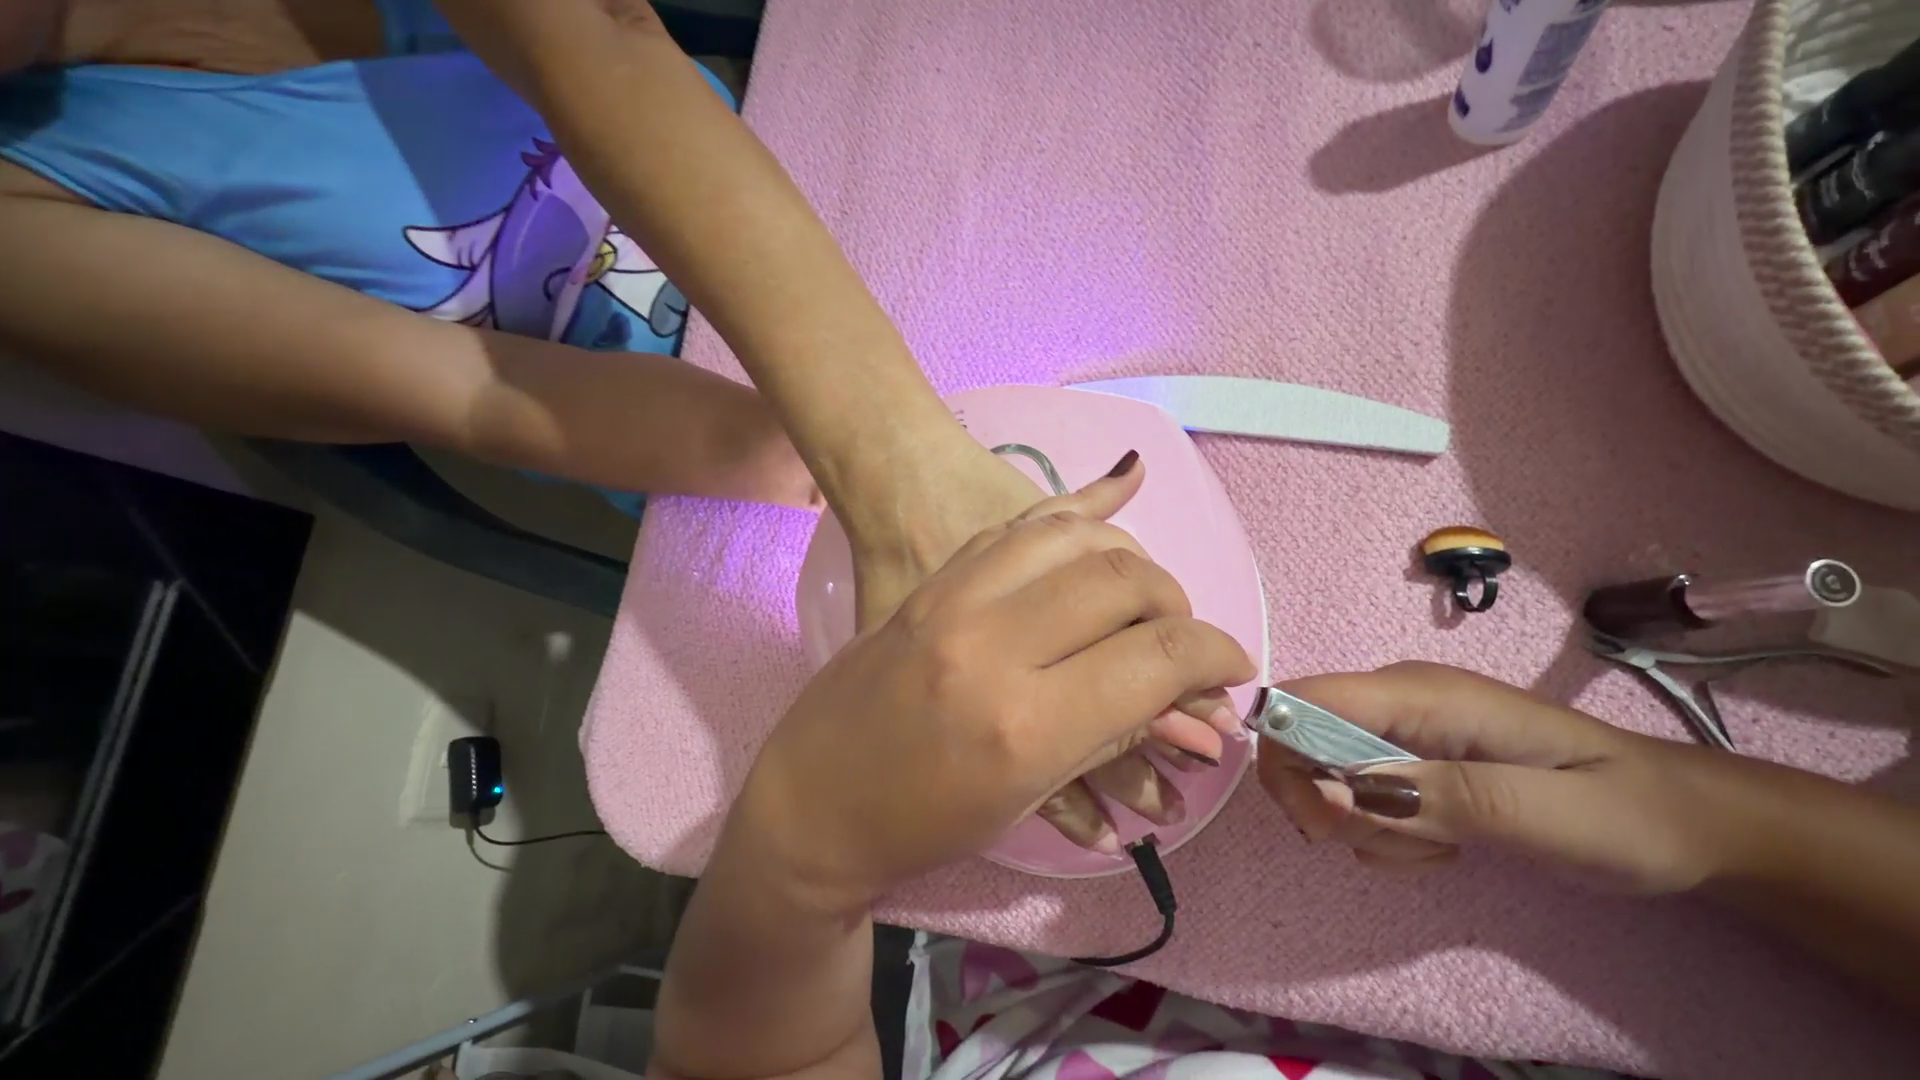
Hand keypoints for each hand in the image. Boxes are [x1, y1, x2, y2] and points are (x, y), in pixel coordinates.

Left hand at [852, 447, 1241, 852]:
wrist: (813, 799)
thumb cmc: (921, 823)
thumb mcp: (1027, 795)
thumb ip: (1109, 730)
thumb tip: (1181, 690)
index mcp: (1025, 724)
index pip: (1156, 657)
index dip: (1215, 654)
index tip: (1233, 667)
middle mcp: (992, 644)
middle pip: (1126, 581)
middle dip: (1178, 605)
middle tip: (1182, 638)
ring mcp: (953, 600)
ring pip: (1075, 536)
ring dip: (1129, 557)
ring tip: (1143, 592)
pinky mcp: (931, 582)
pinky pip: (1017, 528)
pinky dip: (1071, 520)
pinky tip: (1104, 518)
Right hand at [1258, 662, 1762, 893]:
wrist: (1687, 821)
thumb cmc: (1631, 814)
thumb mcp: (1552, 815)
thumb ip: (1444, 798)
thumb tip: (1336, 791)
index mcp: (1423, 693)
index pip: (1301, 699)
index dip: (1285, 755)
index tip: (1327, 822)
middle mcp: (1398, 700)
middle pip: (1300, 740)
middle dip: (1324, 803)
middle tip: (1394, 844)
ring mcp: (1403, 730)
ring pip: (1325, 776)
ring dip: (1362, 826)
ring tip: (1440, 846)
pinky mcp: (1410, 760)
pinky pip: (1357, 796)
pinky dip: (1382, 832)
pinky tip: (1440, 843)